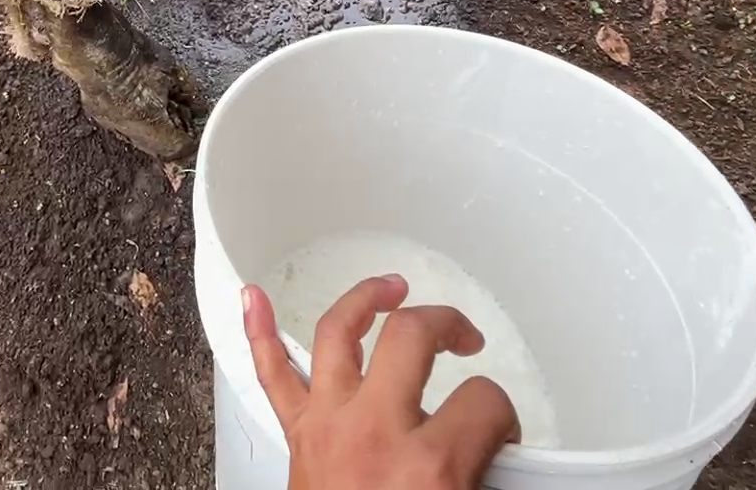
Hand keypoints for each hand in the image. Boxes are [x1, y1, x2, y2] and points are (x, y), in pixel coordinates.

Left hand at [244, 275, 519, 489]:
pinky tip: (252, 297)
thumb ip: (483, 484)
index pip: (484, 404)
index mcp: (429, 471)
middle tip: (465, 337)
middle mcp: (374, 432)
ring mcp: (327, 426)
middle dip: (445, 324)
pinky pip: (271, 376)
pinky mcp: (297, 438)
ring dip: (363, 299)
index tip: (503, 427)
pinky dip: (259, 334)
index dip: (503, 410)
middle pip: (410, 339)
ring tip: (390, 285)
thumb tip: (498, 462)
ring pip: (337, 335)